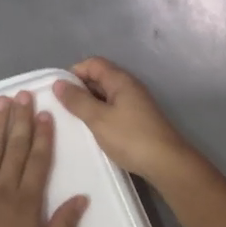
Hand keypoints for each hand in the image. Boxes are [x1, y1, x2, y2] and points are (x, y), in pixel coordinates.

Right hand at [54, 57, 197, 183]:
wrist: (166, 163)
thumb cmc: (130, 138)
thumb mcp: (98, 119)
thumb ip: (78, 100)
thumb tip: (59, 83)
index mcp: (120, 80)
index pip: (93, 63)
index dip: (74, 72)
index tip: (59, 91)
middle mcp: (129, 86)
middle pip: (100, 77)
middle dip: (79, 88)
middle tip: (61, 107)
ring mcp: (135, 103)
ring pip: (106, 95)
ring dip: (89, 103)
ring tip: (72, 119)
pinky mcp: (137, 119)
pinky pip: (113, 108)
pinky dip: (100, 114)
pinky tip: (91, 129)